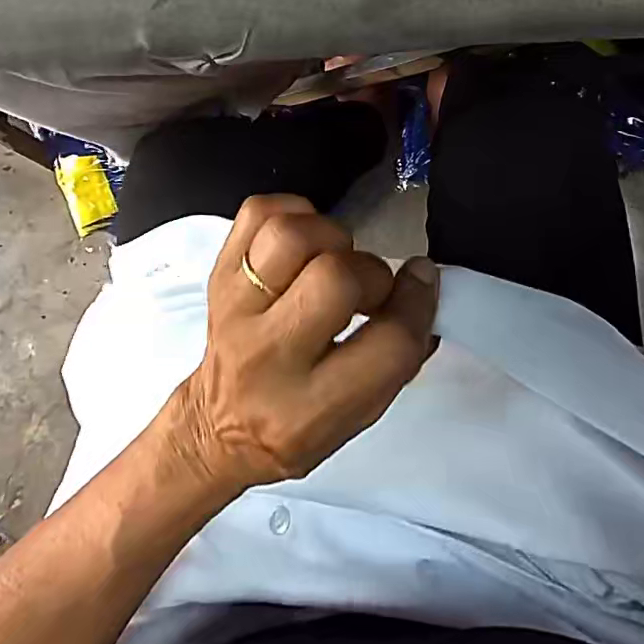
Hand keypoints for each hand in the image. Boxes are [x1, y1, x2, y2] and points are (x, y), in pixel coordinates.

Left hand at [160, 195, 438, 491]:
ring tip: (335, 260)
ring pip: (291, 236)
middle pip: (336, 278)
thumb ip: (403, 353)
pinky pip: (258, 213)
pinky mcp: (218, 275)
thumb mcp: (362, 413)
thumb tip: (425, 282)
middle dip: (370, 272)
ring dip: (330, 238)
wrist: (218, 430)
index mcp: (312, 407)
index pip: (389, 342)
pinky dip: (293, 214)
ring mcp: (235, 310)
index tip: (422, 283)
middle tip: (370, 287)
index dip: (418, 302)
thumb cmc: (300, 423)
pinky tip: (307, 243)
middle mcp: (268, 356)